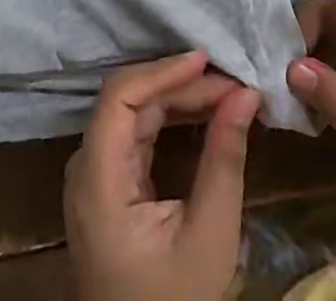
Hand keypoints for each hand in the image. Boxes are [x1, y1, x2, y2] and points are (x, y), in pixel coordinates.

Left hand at [64, 51, 261, 300]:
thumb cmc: (175, 299)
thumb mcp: (210, 234)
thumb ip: (224, 159)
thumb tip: (247, 93)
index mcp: (98, 182)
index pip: (118, 97)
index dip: (161, 70)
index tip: (207, 60)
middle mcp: (88, 167)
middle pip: (130, 100)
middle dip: (183, 83)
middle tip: (236, 82)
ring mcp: (97, 173)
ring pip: (137, 111)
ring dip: (182, 96)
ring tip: (231, 93)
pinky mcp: (112, 181)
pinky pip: (140, 131)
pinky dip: (175, 116)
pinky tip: (209, 112)